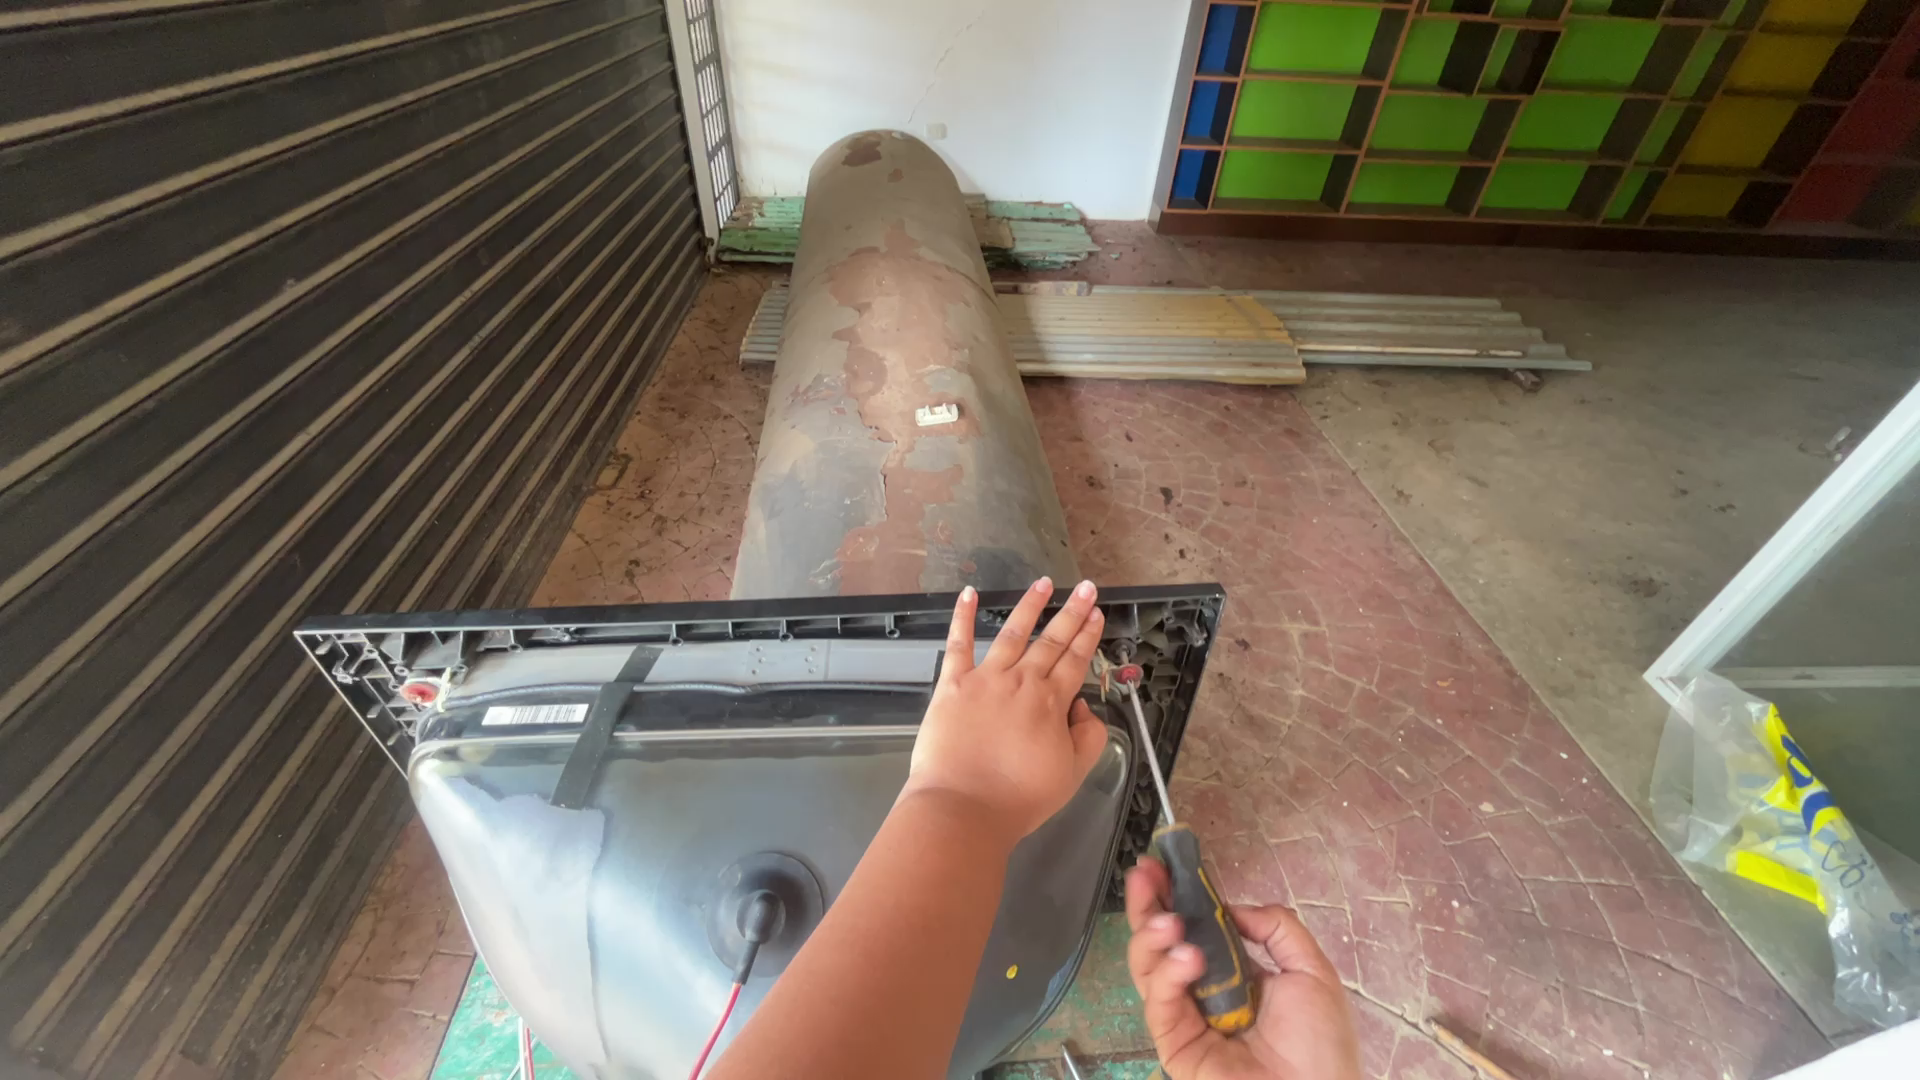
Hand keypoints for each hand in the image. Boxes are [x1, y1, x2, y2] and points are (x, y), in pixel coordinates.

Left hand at [899, 578, 1109, 842]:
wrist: (964, 807)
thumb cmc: (1019, 797)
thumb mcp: (1072, 774)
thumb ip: (1087, 736)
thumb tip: (1082, 707)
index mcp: (1051, 702)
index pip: (1075, 661)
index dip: (1088, 636)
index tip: (1097, 614)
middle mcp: (1022, 682)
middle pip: (1051, 641)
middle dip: (1071, 612)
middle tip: (1087, 588)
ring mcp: (986, 679)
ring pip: (1013, 633)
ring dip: (1030, 605)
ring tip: (1043, 582)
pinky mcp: (952, 684)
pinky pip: (958, 643)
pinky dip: (963, 616)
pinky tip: (969, 594)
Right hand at [1126, 859, 1362, 1079]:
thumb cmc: (1320, 1048)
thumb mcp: (1312, 973)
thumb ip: (1277, 927)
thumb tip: (1232, 909)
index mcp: (1232, 973)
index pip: (1191, 926)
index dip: (1173, 895)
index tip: (1160, 866)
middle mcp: (1202, 990)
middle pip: (1157, 939)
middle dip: (1146, 903)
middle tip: (1143, 875)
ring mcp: (1184, 1017)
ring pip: (1146, 965)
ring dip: (1151, 934)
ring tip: (1170, 923)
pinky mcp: (1173, 1042)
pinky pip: (1158, 1001)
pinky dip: (1167, 973)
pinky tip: (1188, 959)